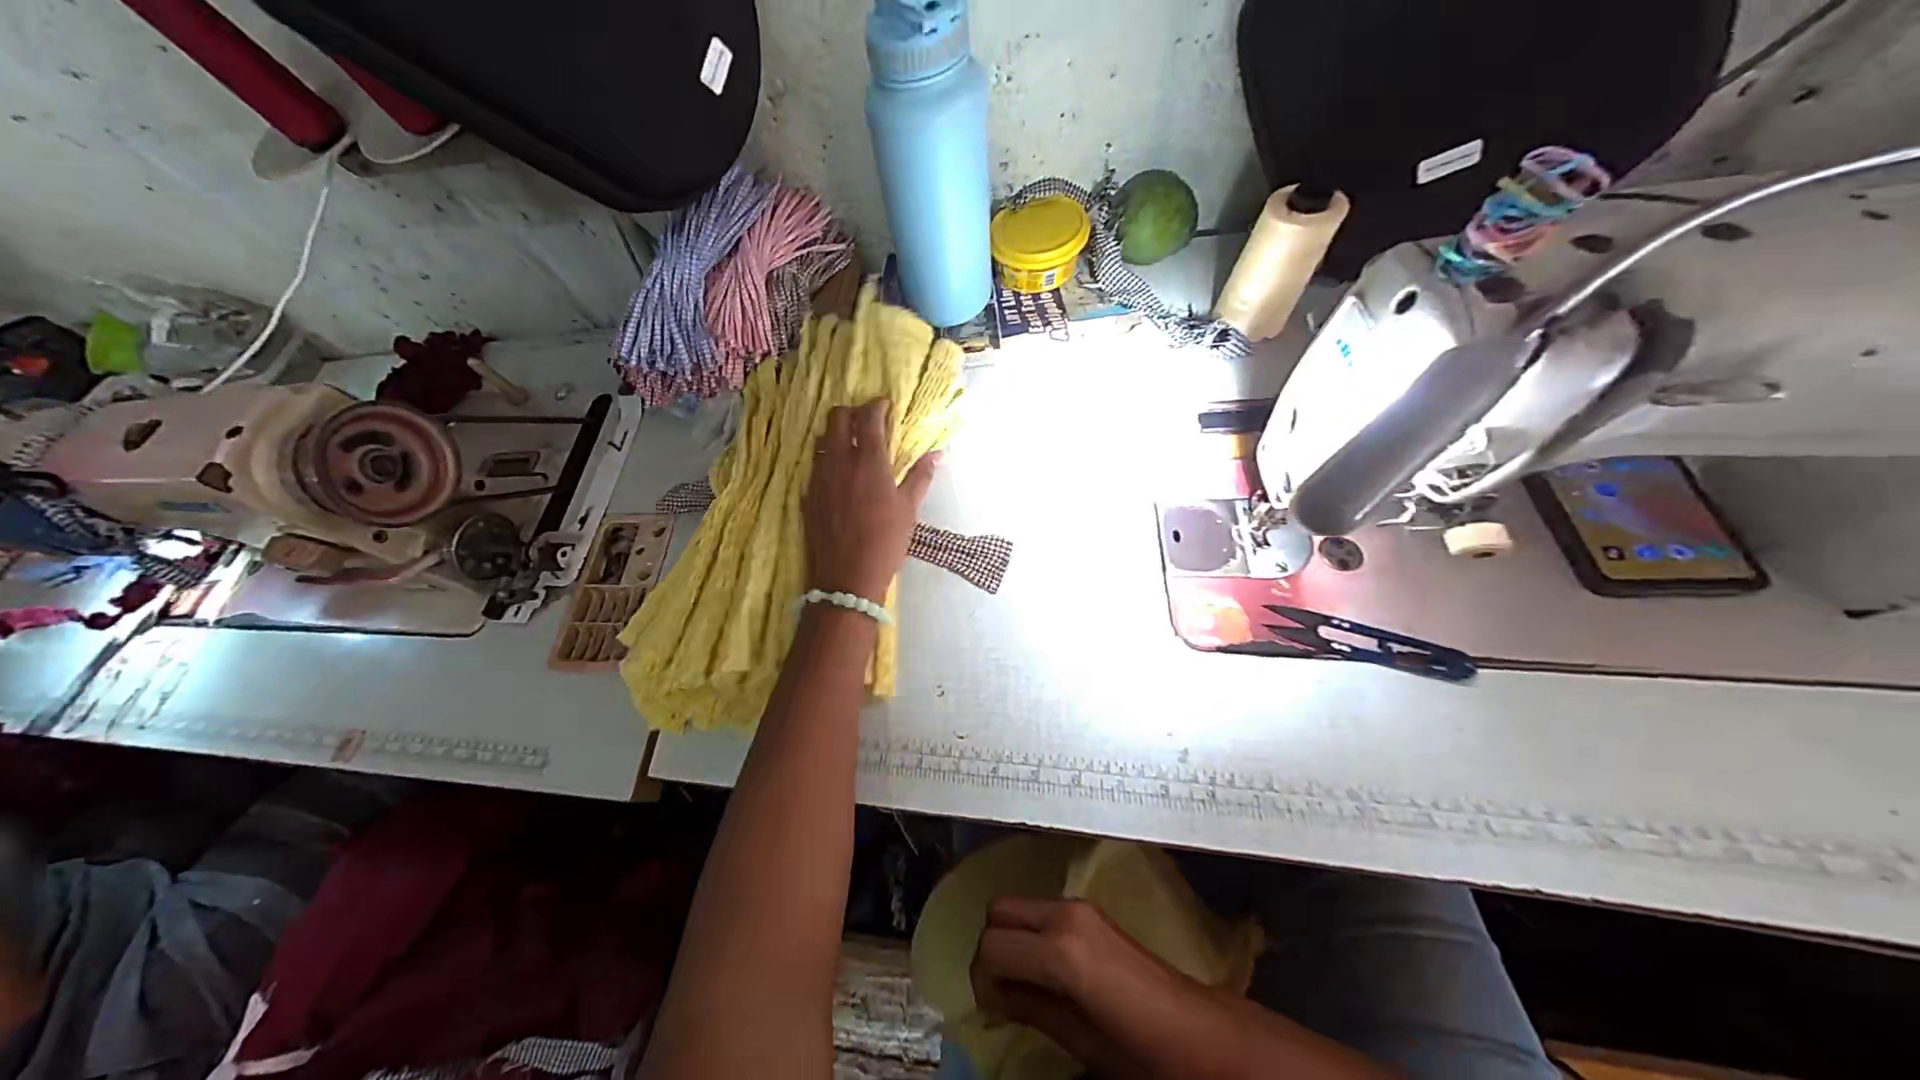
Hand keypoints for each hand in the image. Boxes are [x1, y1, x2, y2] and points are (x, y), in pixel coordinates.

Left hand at [805, 399, 939, 600]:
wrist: (847, 578)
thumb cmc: (885, 542)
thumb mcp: (909, 509)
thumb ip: (920, 476)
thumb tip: (936, 453)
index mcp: (868, 461)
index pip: (868, 417)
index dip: (876, 405)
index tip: (885, 405)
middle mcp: (839, 462)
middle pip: (836, 418)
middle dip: (852, 413)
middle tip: (868, 422)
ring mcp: (818, 478)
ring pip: (822, 440)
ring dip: (836, 434)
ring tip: (852, 446)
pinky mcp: (806, 495)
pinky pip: (814, 466)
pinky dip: (827, 460)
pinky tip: (839, 476)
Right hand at [970, 898, 1171, 1079]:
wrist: (1201, 1030)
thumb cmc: (1144, 1049)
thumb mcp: (1082, 1042)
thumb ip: (1031, 1010)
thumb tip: (994, 997)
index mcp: (1062, 951)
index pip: (992, 946)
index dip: (982, 980)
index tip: (991, 1009)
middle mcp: (1066, 915)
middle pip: (999, 911)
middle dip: (992, 948)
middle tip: (1000, 991)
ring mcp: (1079, 908)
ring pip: (1018, 906)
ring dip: (1010, 938)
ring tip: (1022, 983)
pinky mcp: (1090, 912)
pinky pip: (1041, 912)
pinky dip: (1029, 934)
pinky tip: (1044, 971)